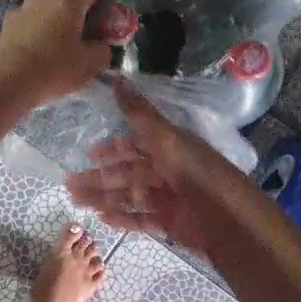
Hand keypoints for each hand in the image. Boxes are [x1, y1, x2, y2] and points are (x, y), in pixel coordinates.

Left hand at [0, 0, 121, 107]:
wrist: (7, 84)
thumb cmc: (53, 70)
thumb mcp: (90, 64)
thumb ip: (103, 49)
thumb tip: (99, 45)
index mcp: (67, 3)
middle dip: (81, 10)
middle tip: (91, 27)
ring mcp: (22, 9)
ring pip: (49, 11)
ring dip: (59, 21)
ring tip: (64, 43)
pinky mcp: (8, 24)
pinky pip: (33, 22)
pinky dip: (42, 30)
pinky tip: (42, 49)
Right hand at [64, 78, 244, 256]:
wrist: (230, 222)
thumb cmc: (197, 174)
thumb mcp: (166, 138)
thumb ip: (139, 113)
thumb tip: (117, 77)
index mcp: (170, 148)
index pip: (136, 145)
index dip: (113, 149)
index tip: (89, 153)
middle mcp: (168, 171)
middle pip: (127, 173)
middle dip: (99, 178)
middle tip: (70, 184)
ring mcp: (169, 199)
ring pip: (129, 196)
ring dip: (103, 197)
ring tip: (77, 202)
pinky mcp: (171, 224)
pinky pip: (141, 219)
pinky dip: (123, 218)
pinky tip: (102, 218)